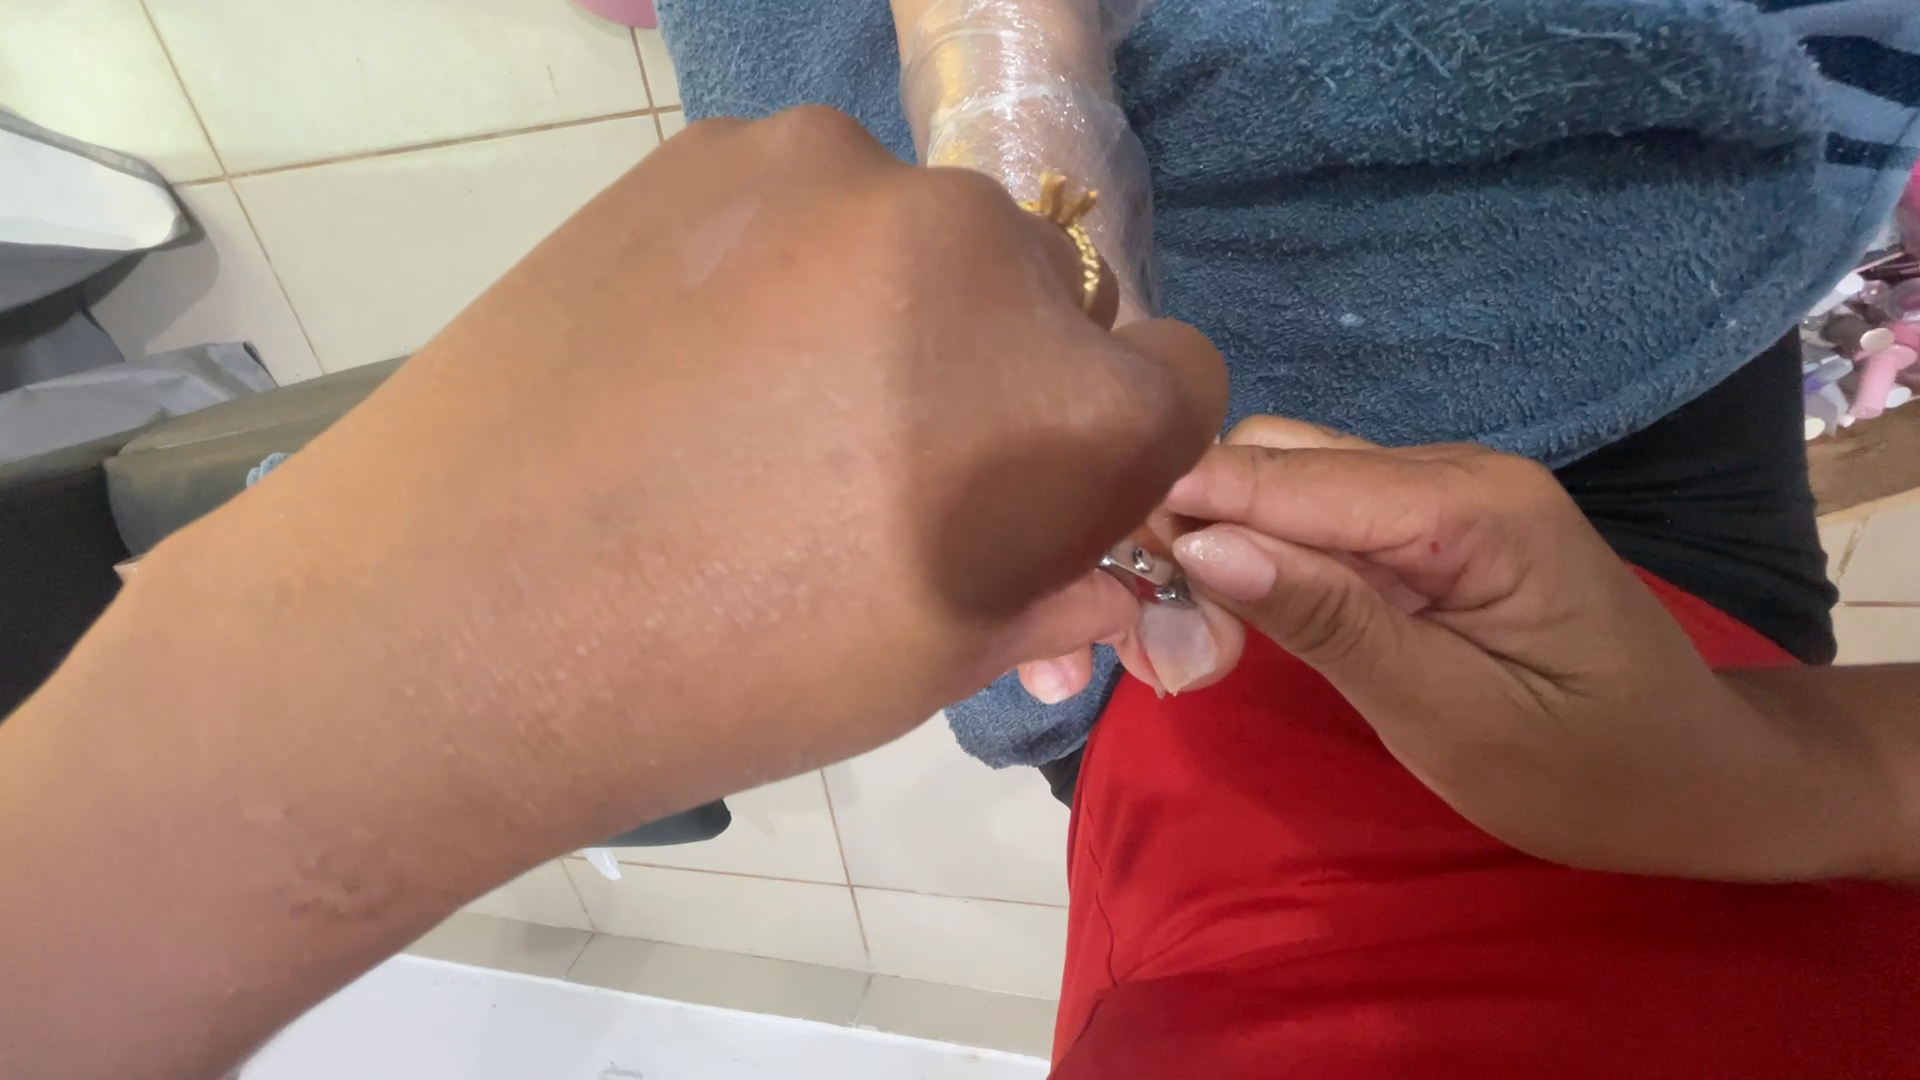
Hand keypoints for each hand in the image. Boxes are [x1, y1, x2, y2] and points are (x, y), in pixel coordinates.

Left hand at [71, 105, 1225, 854]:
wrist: (466, 627)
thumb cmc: (740, 677)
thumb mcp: (938, 662)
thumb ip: (1057, 591)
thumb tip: (1109, 569)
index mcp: (1070, 405)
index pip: (1182, 381)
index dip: (1125, 444)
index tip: (1053, 480)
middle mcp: (988, 253)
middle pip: (1059, 303)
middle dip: (1010, 380)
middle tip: (897, 455)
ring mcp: (844, 176)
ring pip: (937, 245)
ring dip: (905, 316)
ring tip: (785, 406)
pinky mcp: (720, 147)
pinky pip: (819, 206)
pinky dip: (800, 271)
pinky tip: (709, 352)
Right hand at [1159, 417, 1901, 880]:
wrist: (1697, 777)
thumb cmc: (1584, 768)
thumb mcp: (1447, 714)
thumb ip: (1325, 621)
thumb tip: (1202, 547)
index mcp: (1469, 509)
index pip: (1289, 478)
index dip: (1189, 504)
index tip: (1105, 548)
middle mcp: (1447, 469)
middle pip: (1275, 454)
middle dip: (1197, 515)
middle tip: (1151, 606)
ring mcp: (1433, 487)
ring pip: (1281, 470)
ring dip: (1217, 527)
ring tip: (1185, 608)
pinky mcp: (1415, 518)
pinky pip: (1308, 503)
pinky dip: (1254, 540)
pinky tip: (1235, 592)